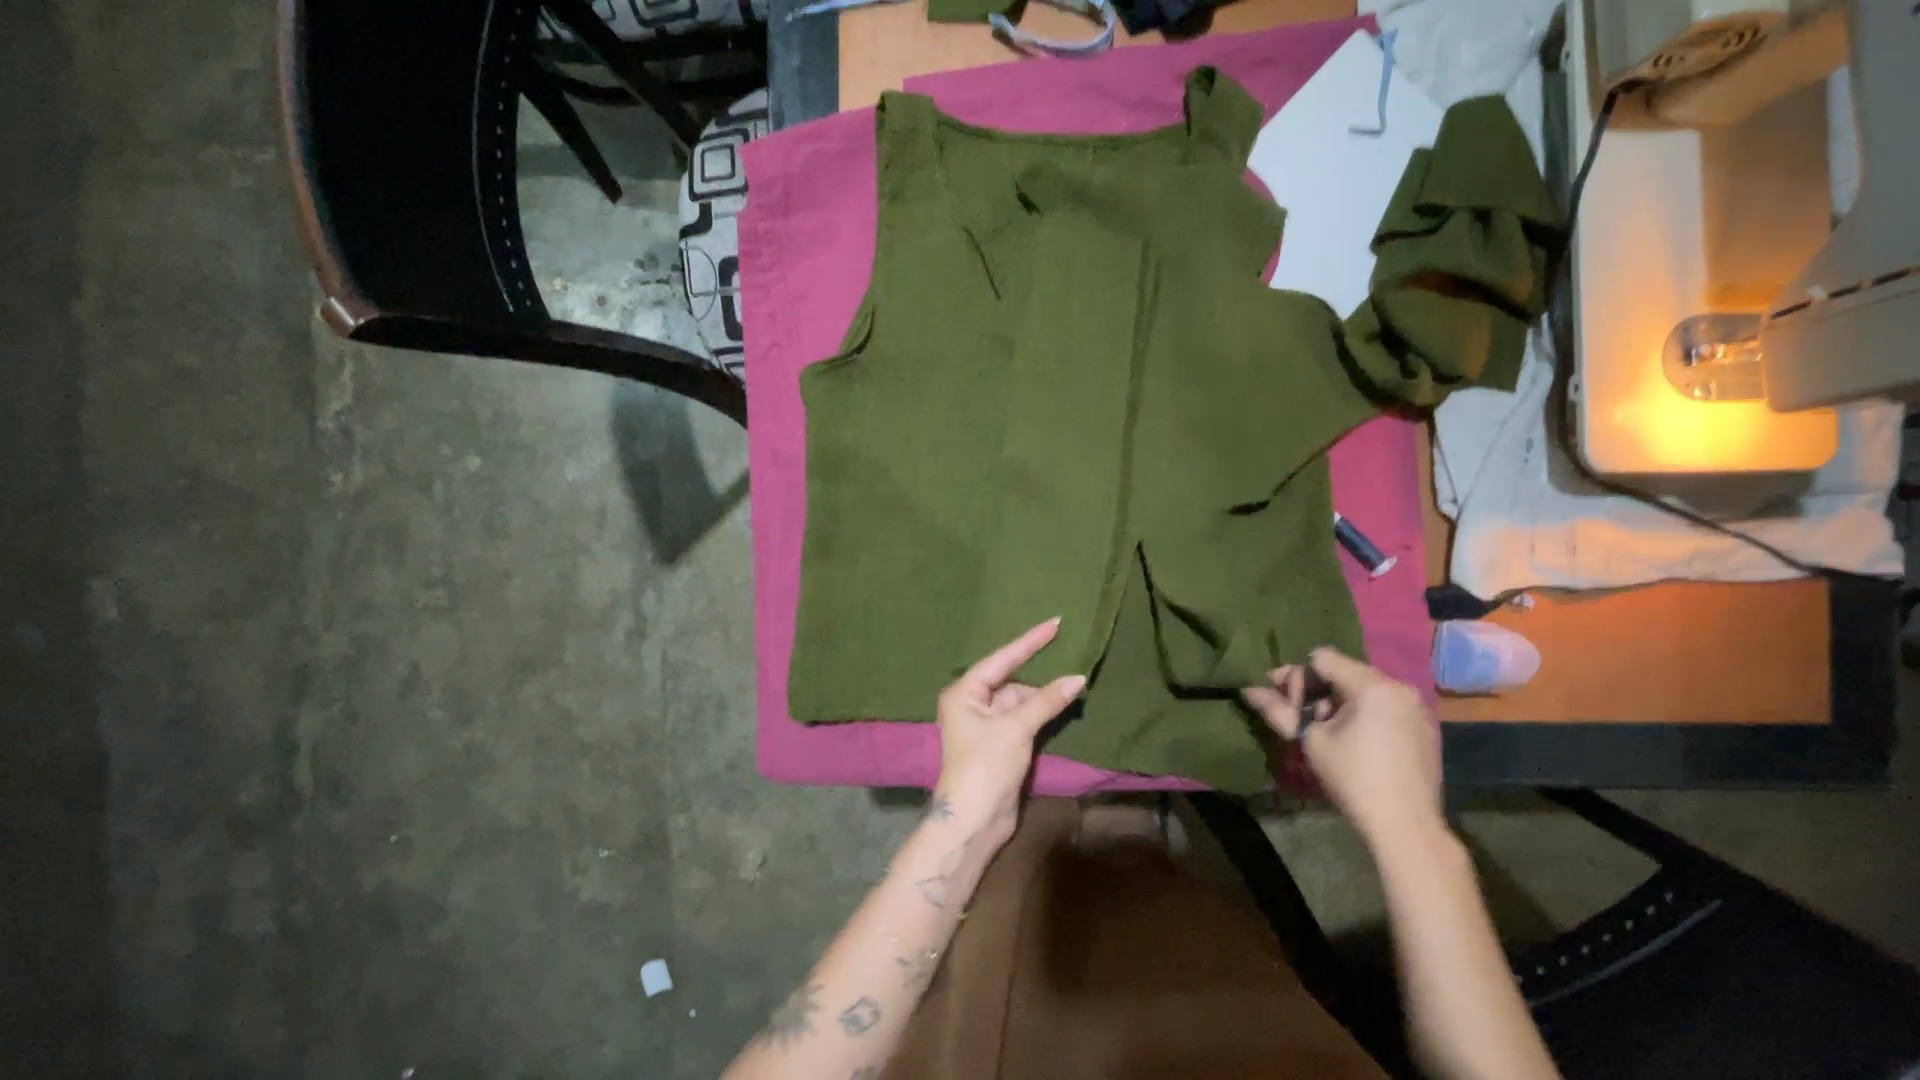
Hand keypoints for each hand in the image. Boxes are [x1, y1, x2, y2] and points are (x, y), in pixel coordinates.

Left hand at [932, 618, 1085, 850]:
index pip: (1002, 659)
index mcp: (964, 693)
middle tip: (1072, 661)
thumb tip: (1077, 679)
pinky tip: (1063, 707)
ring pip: (1021, 702)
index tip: (1056, 623)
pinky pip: (1024, 720)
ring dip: (1044, 699)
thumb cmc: (985, 765)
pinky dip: (1042, 715)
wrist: (974, 820)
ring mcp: (986, 726)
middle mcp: (971, 705)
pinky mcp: (1000, 745)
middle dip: (1040, 678)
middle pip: (1012, 681)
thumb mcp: (1016, 728)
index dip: (1030, 641)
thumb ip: (1046, 701)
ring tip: (1074, 690)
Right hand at [1242, 646, 1441, 849]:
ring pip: (1367, 691)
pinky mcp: (1426, 729)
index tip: (1288, 703)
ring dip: (1342, 704)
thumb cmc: (1354, 779)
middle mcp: (1400, 687)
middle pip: (1346, 673)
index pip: (1324, 658)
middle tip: (1305, 721)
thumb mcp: (1311, 741)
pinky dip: (1367, 716)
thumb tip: (1249, 689)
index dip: (1298, 676)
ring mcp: (1418, 708)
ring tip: (1331, 734)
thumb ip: (1279, 710)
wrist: (1406, 825)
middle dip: (1319, 691)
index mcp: (1373, 685)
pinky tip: (1359, 745)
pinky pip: (1387, 708)